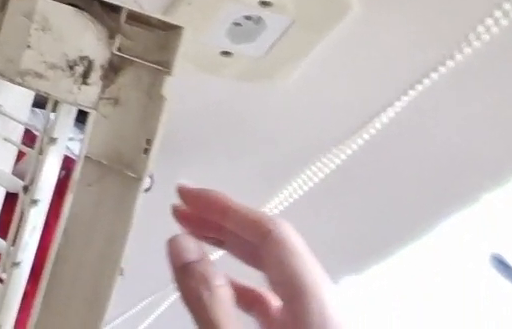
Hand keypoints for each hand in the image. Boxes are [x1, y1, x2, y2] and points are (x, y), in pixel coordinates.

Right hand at [167, 186, 339, 328]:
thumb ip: (210, 298)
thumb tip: (181, 243)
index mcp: (319, 306)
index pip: (273, 233)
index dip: (225, 206)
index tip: (186, 194)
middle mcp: (330, 311)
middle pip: (277, 248)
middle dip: (223, 222)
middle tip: (182, 208)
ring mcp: (325, 324)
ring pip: (279, 272)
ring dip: (232, 248)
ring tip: (192, 237)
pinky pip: (283, 298)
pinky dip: (247, 281)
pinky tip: (219, 284)